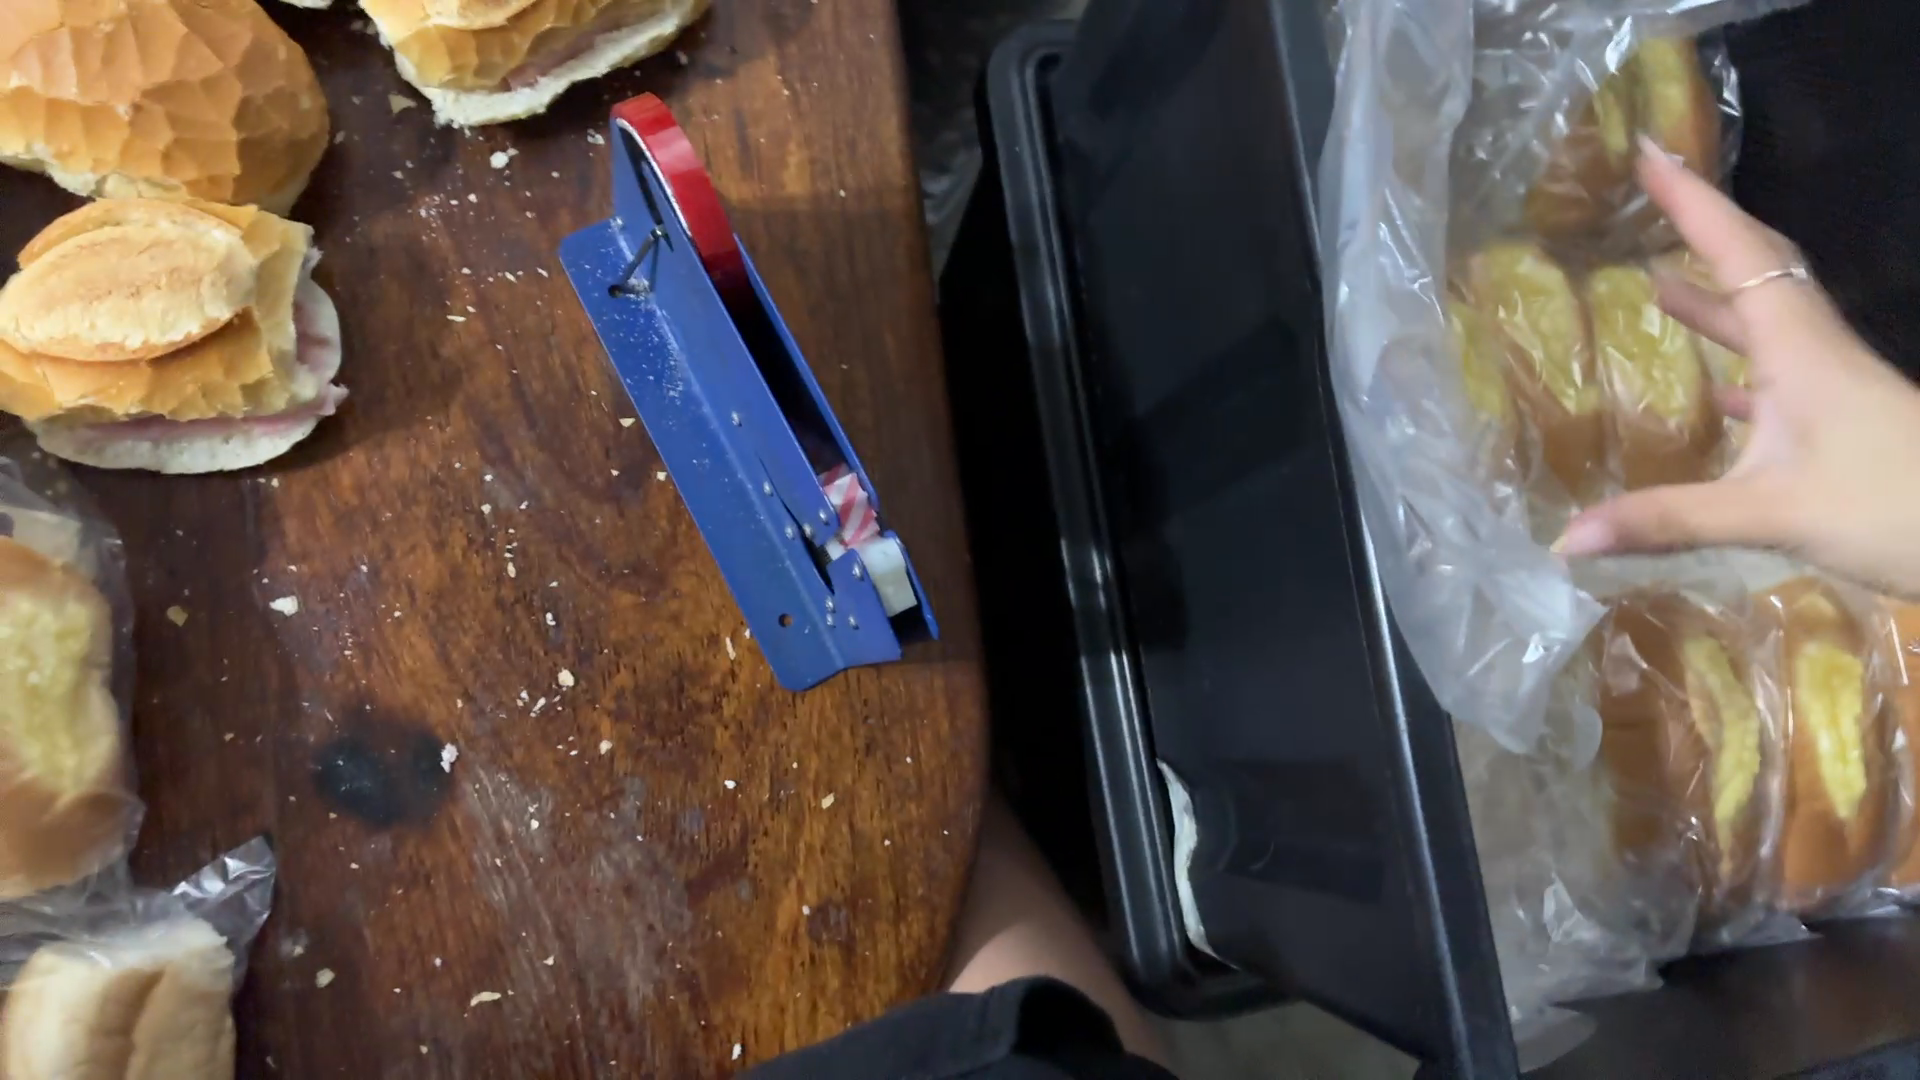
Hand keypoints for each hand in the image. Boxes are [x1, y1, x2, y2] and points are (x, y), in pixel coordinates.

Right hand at [1553, 135, 1919, 597]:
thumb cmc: (1901, 510)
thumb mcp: (1776, 515)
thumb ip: (1667, 519)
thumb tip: (1563, 537)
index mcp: (1804, 355)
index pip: (1745, 259)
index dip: (1698, 208)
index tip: (1653, 160)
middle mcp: (1816, 358)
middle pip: (1760, 273)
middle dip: (1705, 231)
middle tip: (1653, 200)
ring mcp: (1828, 390)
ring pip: (1764, 322)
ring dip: (1712, 296)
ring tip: (1655, 280)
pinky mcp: (1832, 424)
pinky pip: (1770, 373)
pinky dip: (1732, 363)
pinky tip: (1708, 384)